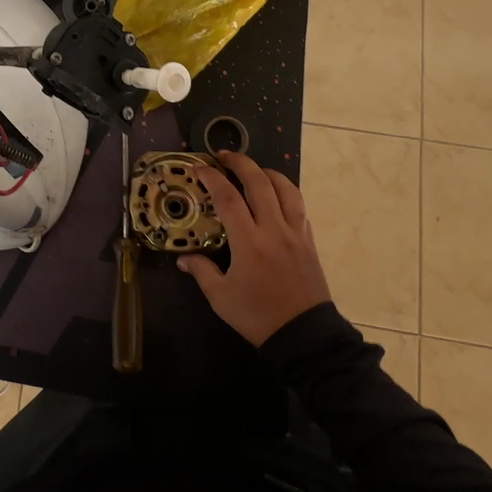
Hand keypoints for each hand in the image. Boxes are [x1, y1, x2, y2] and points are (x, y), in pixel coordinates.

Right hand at [177, 150, 331, 346]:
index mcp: (249, 242)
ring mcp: (295, 233)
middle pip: (259, 182)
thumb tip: (183, 258)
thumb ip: (201, 271)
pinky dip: (286, 192)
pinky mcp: (308, 240)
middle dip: (240, 163)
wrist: (304, 335)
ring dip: (267, 172)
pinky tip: (276, 194)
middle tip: (224, 155)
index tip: (199, 167)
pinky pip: (299, 206)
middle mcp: (273, 229)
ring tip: (253, 169)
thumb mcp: (221, 298)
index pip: (228, 197)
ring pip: (285, 189)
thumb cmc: (258, 317)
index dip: (212, 177)